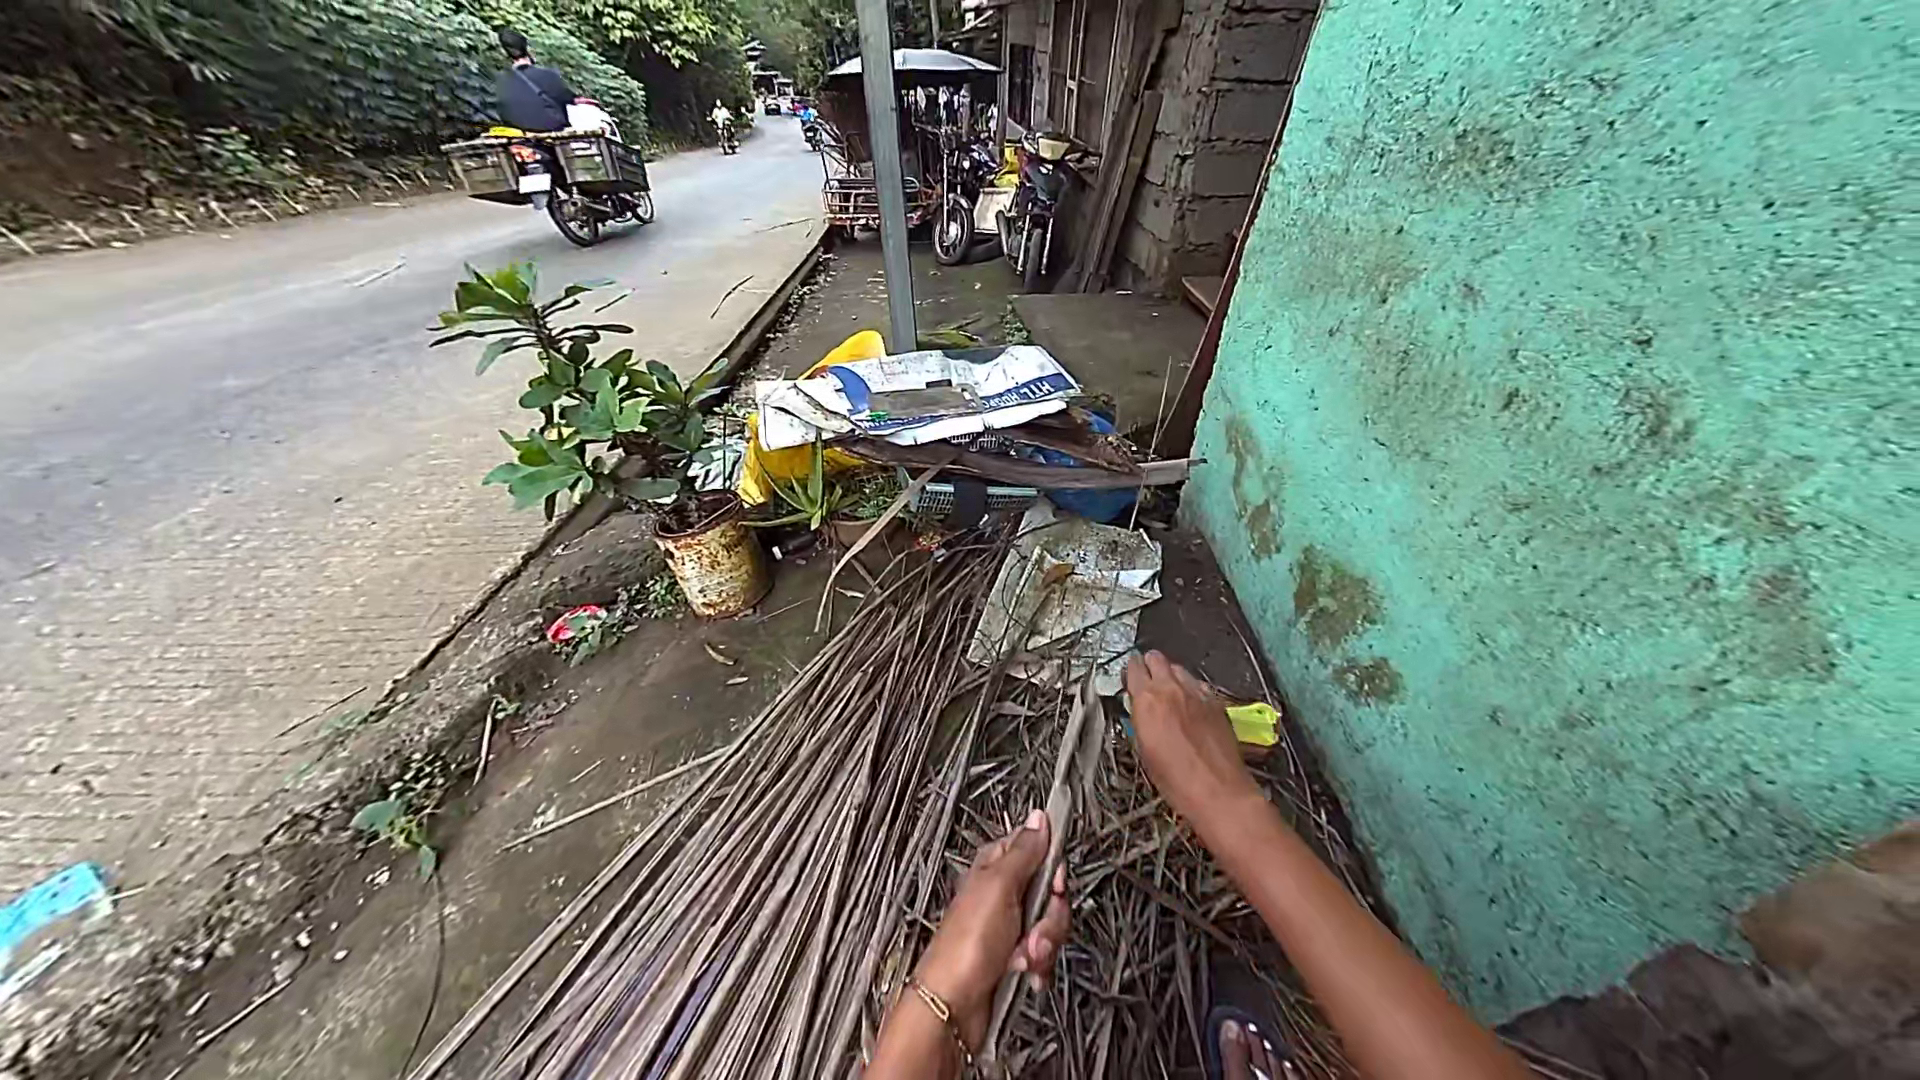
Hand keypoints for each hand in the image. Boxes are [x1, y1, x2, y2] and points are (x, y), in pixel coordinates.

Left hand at [913, 809, 1070, 1048]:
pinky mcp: (1016, 955)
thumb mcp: (999, 886)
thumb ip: (1024, 851)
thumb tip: (1040, 817)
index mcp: (996, 865)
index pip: (1038, 848)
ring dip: (1043, 944)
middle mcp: (1003, 892)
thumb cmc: (965, 945)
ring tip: (1023, 956)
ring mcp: (1010, 925)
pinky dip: (1039, 966)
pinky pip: (1045, 953)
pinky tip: (1024, 972)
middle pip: (1051, 891)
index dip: (1052, 867)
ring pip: (1051, 924)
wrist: (953, 1007)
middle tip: (1033, 927)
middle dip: (1050, 915)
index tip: (1052, 883)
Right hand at [1125, 651, 1261, 832]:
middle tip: (1147, 677)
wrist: (1217, 791)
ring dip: (1171, 675)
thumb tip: (1139, 709)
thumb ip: (1140, 718)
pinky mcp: (1216, 702)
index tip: (1129, 675)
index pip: (1134, 667)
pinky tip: (1190, 703)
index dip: (1130, 670)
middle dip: (1149, 665)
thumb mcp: (1143, 747)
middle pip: (1157, 659)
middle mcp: (1172, 689)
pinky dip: (1191, 688)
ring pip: (1179, 668)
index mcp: (1147, 699)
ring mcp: (1197, 694)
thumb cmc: (1177, 779)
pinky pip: (1199, 684)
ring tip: (1168, 692)